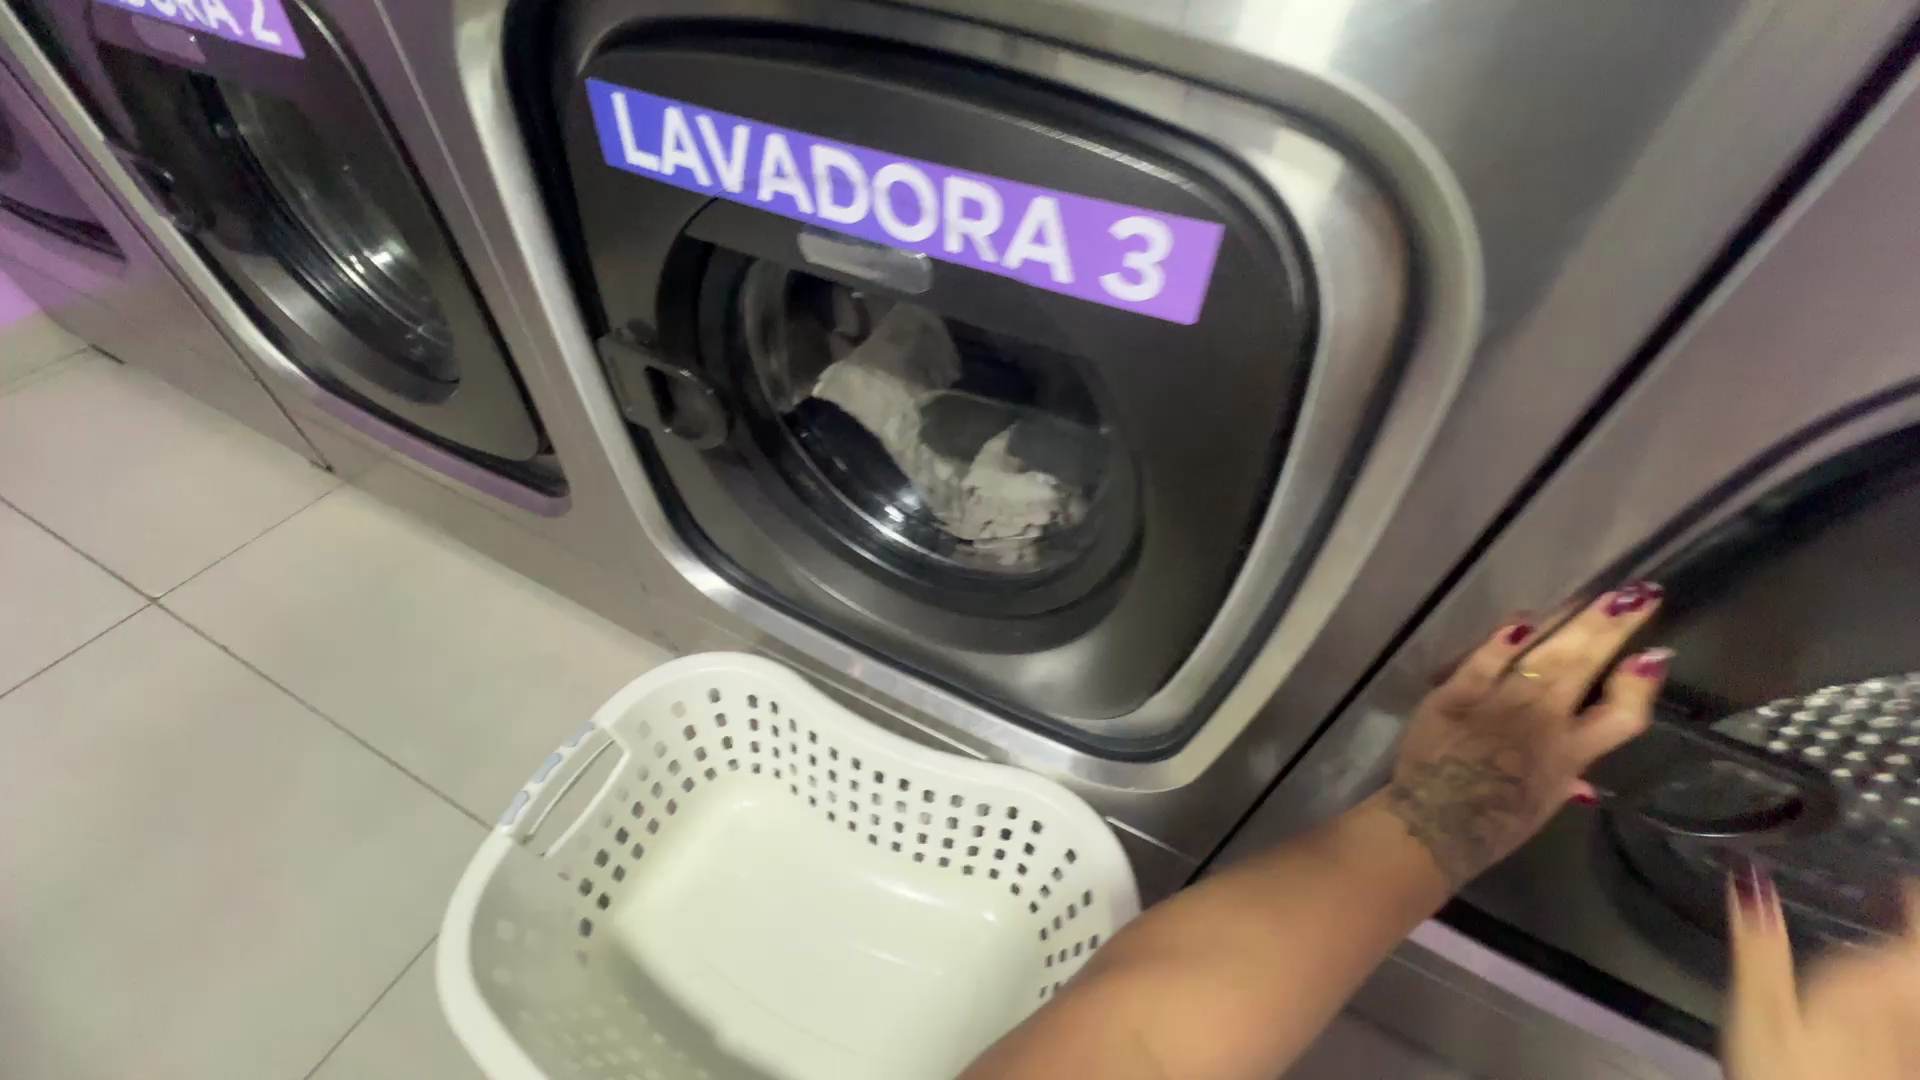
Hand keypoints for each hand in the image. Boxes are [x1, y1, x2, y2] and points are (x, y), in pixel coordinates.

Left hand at [1383, 584, 1669, 884]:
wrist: (1433, 822)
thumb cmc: (1491, 823)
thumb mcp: (1542, 806)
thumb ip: (1564, 782)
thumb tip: (1582, 781)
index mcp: (1571, 755)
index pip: (1622, 715)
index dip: (1640, 685)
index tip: (1655, 655)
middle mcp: (1541, 724)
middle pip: (1583, 669)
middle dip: (1611, 631)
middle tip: (1638, 596)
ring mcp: (1497, 706)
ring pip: (1541, 658)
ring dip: (1572, 625)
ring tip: (1599, 599)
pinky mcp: (1454, 697)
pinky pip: (1481, 663)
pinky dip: (1501, 642)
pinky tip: (1523, 621)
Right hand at [1724, 866, 1919, 1078]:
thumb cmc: (1783, 1072)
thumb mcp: (1759, 1007)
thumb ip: (1759, 945)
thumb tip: (1748, 879)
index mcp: (1867, 991)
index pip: (1912, 945)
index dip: (1914, 908)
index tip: (1904, 880)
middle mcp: (1904, 1017)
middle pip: (1916, 969)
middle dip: (1910, 934)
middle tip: (1897, 900)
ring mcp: (1909, 1047)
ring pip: (1914, 993)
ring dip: (1905, 961)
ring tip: (1894, 936)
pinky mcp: (1901, 1065)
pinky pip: (1910, 1018)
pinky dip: (1899, 988)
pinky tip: (1886, 995)